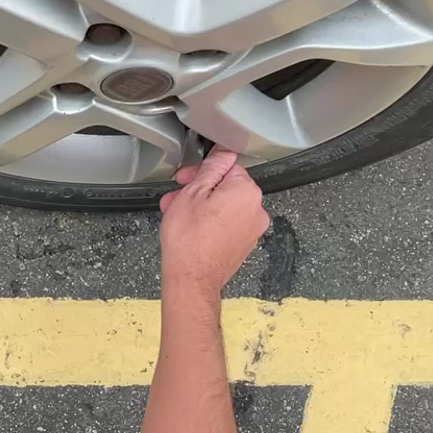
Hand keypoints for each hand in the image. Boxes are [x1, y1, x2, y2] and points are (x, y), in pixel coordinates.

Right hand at [158, 147, 269, 296]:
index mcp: (247, 192)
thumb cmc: (189, 240)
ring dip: (201, 206)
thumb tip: (223, 154)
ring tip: (178, 216)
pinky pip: (227, 224)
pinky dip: (210, 222)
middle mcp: (256, 210)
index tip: (185, 179)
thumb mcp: (193, 193)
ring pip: (224, 206)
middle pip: (226, 187)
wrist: (192, 278)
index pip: (226, 167)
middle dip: (199, 190)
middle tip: (176, 198)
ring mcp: (252, 230)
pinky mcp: (244, 244)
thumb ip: (211, 168)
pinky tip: (192, 229)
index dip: (201, 171)